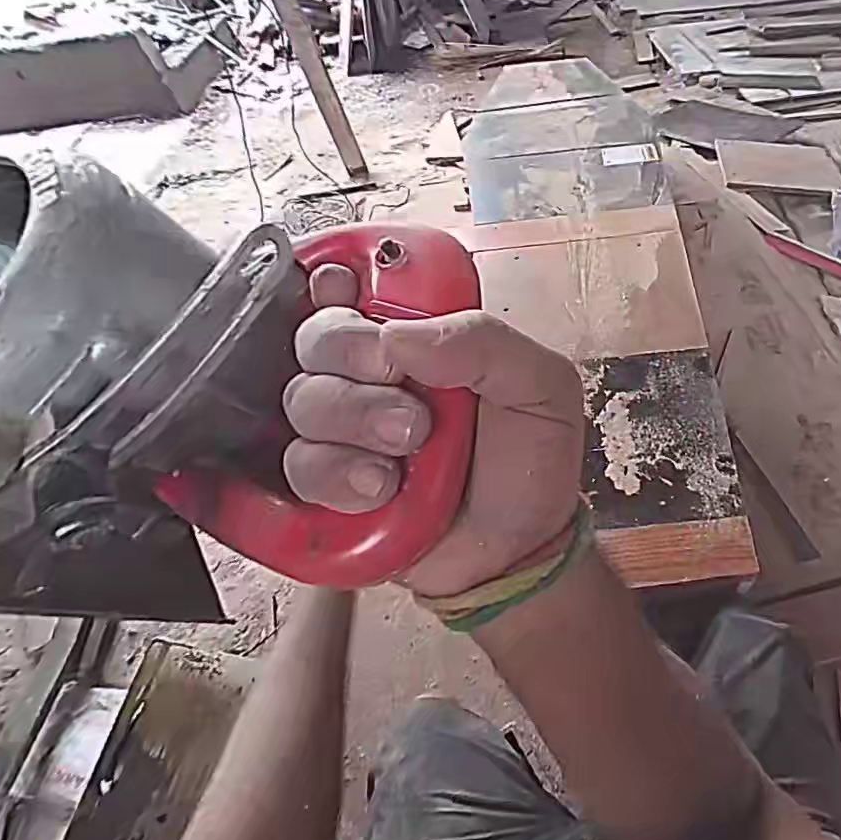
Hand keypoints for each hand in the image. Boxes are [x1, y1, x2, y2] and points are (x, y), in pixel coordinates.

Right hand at [281, 263, 584, 596]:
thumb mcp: (541, 388)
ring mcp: (348, 434)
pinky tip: (380, 492)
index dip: (336, 286)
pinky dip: (338, 477)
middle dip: (353, 361)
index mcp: (421, 344)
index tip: (349, 297)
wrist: (514, 553)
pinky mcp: (331, 486)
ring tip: (407, 452)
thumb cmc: (530, 468)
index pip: (353, 291)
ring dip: (353, 424)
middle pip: (317, 339)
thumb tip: (398, 335)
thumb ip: (483, 342)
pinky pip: (299, 466)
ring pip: (302, 402)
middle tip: (409, 401)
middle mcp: (376, 380)